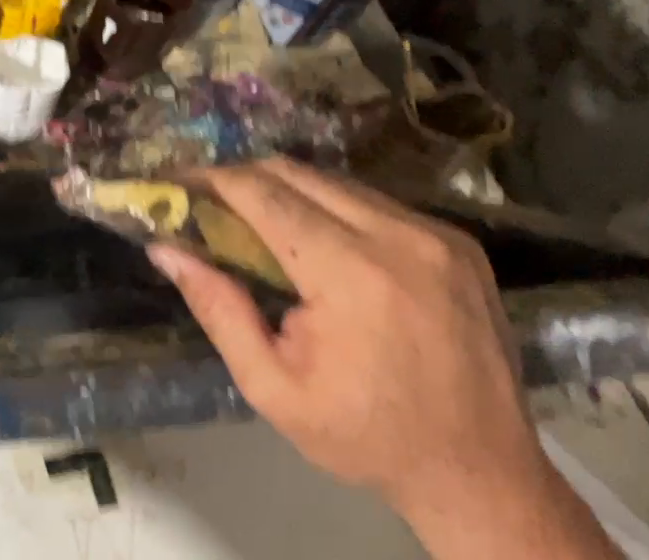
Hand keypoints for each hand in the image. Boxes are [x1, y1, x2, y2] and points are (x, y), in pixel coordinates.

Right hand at [148, 159, 545, 514]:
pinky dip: (325, 206)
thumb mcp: (272, 387)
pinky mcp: (456, 242)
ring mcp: (436, 235)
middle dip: (237, 179)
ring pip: (332, 181)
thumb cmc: (366, 437)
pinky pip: (370, 201)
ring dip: (281, 190)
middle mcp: (400, 237)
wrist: (484, 476)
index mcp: (353, 274)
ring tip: (246, 220)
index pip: (262, 194)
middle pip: (294, 173)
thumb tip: (164, 249)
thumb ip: (218, 309)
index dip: (208, 181)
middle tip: (199, 201)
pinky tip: (307, 239)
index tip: (169, 185)